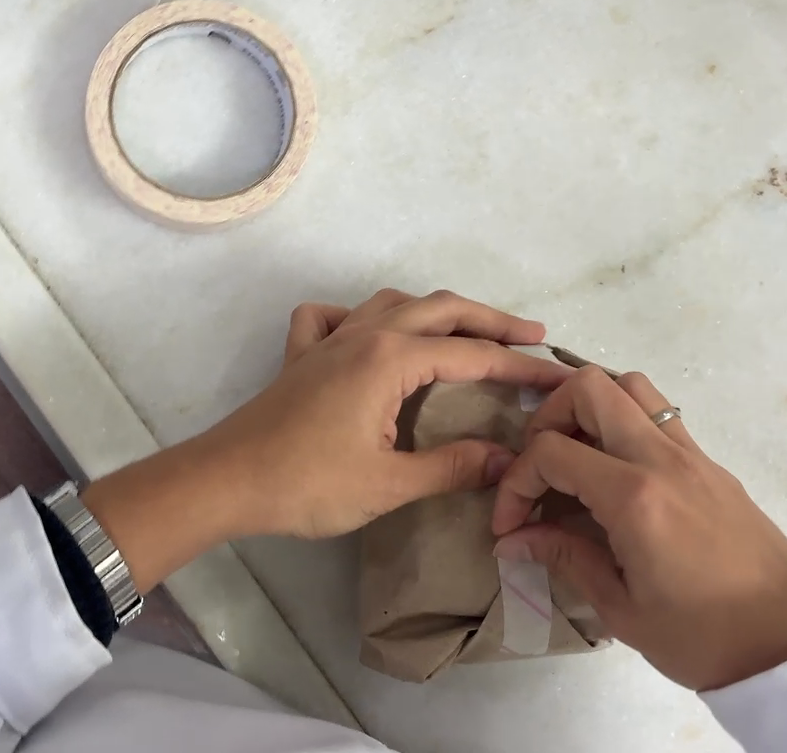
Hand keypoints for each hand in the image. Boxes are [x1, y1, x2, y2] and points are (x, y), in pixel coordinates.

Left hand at [84, 290, 570, 589]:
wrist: (230, 479)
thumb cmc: (309, 483)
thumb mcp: (389, 483)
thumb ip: (453, 467)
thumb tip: (508, 460)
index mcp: (390, 358)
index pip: (472, 355)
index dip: (518, 366)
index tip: (557, 377)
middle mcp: (364, 333)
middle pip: (439, 309)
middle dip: (490, 320)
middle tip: (532, 337)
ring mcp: (329, 337)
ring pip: (392, 303)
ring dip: (435, 312)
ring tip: (466, 333)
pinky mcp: (302, 352)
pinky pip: (332, 315)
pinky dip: (357, 315)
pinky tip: (366, 334)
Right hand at [490, 366, 786, 690]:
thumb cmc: (704, 639)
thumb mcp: (620, 609)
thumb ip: (562, 556)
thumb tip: (512, 539)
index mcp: (634, 497)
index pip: (550, 452)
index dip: (516, 481)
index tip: (510, 523)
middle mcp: (662, 459)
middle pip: (589, 388)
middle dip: (549, 415)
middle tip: (541, 462)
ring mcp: (693, 455)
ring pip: (630, 387)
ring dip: (592, 406)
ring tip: (578, 453)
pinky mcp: (712, 465)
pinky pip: (659, 415)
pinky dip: (625, 423)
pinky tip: (616, 473)